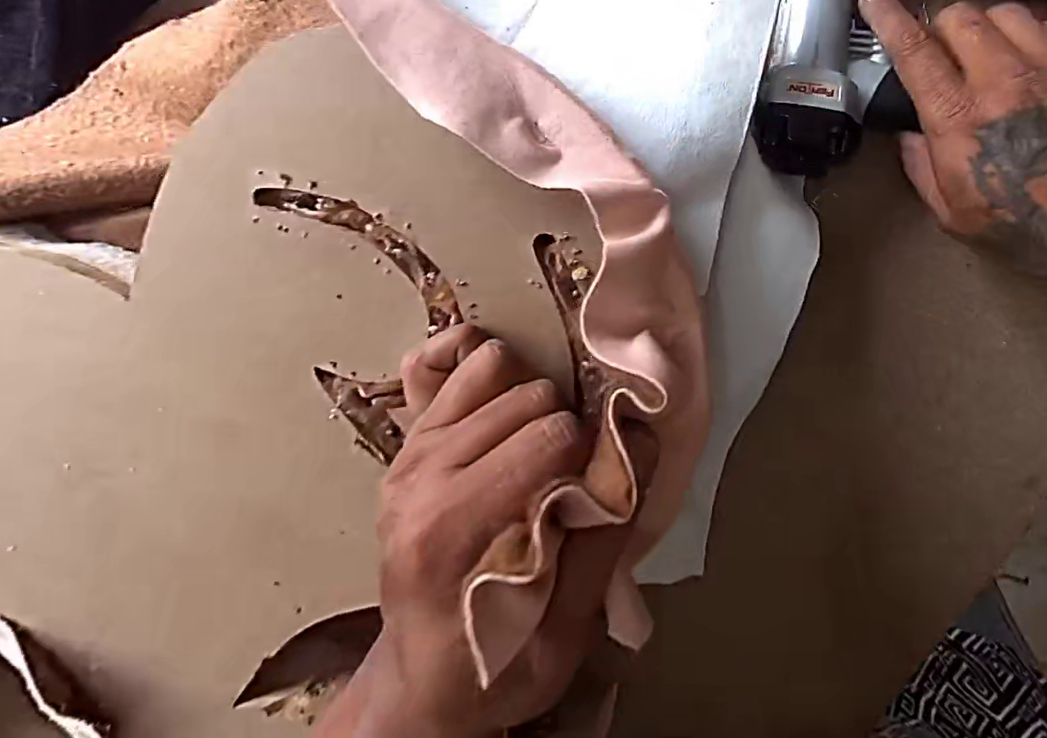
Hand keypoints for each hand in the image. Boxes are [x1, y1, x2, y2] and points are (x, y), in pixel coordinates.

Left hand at [322, 325, 649, 737]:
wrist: (424, 678)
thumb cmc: (497, 664)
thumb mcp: (567, 629)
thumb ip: (607, 530)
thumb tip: (638, 435)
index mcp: (448, 529)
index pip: (548, 438)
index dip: (590, 456)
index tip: (591, 491)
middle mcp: (418, 478)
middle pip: (529, 396)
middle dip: (564, 429)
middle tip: (566, 475)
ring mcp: (408, 452)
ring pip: (497, 368)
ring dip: (534, 404)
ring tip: (539, 452)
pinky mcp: (410, 439)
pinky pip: (462, 367)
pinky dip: (499, 379)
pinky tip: (510, 422)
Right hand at [858, 0, 1046, 298]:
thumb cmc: (1040, 226)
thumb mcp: (956, 215)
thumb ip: (922, 170)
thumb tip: (909, 138)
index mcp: (960, 118)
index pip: (915, 51)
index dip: (889, 19)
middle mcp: (1003, 81)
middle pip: (959, 17)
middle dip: (940, 24)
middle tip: (940, 45)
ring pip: (1005, 12)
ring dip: (985, 25)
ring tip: (986, 49)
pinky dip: (1030, 33)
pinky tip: (1030, 58)